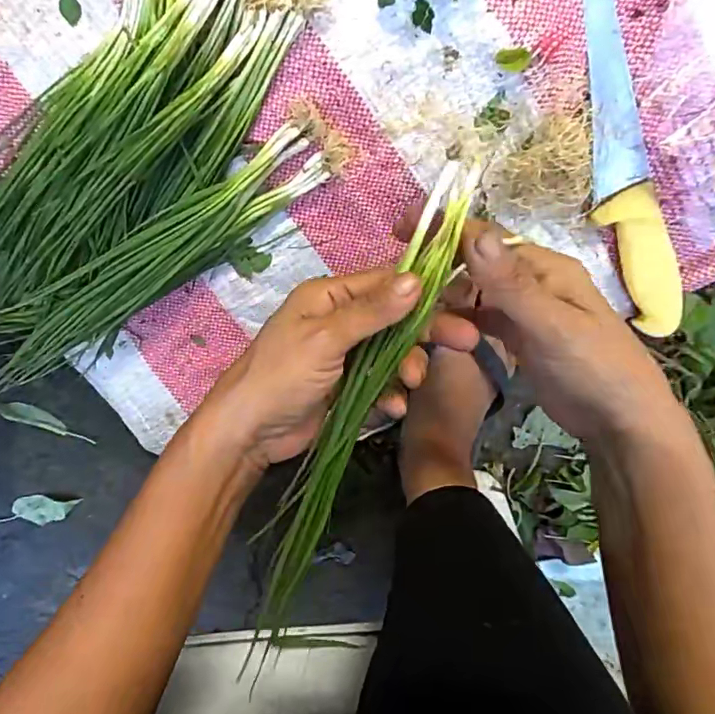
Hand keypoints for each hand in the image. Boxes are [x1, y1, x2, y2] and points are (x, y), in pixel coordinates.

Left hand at [189, 268, 480, 470]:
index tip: (459, 300)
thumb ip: (373, 311)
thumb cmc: (281, 376)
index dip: (423, 290)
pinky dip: (392, 391)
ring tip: (411, 384)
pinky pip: (383, 381)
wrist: (248, 434)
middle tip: (466, 341)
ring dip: (408, 366)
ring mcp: (347, 353)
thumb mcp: (327, 339)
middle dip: (427, 332)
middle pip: (397, 317)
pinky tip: (393, 406)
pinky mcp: (350, 384)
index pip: (387, 282)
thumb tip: (417, 279)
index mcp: (331, 297)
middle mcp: (342, 319)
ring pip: (395, 351)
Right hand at [412, 214, 682, 444]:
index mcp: (545, 266)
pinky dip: (461, 321)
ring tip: (417, 316)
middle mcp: (533, 281)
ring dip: (448, 299)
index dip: (445, 230)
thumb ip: (511, 284)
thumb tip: (474, 232)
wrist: (622, 423)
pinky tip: (439, 332)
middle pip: (477, 263)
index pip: (488, 237)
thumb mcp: (553, 325)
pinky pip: (482, 319)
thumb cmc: (595, 367)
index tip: (400, 231)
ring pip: (476, 293)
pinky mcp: (520, 338)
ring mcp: (526, 311)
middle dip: (441, 267)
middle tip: (402, 286)